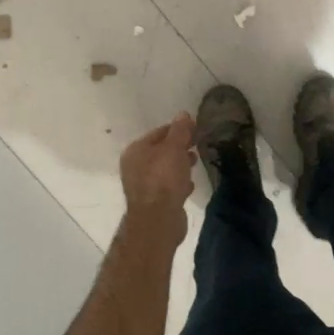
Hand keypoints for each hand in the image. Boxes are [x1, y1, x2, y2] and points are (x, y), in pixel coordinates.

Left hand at [120, 113, 195, 245]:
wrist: (158, 220)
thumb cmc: (164, 179)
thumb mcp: (174, 149)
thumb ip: (179, 131)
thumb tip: (183, 114)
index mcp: (136, 151)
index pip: (159, 132)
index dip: (178, 128)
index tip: (196, 127)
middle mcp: (135, 167)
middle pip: (161, 151)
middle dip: (179, 147)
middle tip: (198, 143)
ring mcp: (143, 186)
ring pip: (164, 169)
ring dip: (179, 164)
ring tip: (196, 161)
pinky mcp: (153, 202)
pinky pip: (167, 187)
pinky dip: (178, 183)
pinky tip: (190, 184)